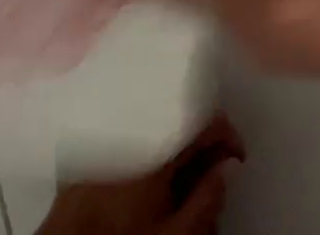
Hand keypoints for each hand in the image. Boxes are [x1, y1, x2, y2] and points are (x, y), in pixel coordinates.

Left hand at [39, 115, 244, 234]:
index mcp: (151, 149)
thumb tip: (229, 166)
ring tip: (183, 177)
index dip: (227, 135)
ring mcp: (100, 145)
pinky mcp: (81, 161)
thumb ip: (207, 200)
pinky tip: (150, 176)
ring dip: (173, 144)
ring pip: (149, 128)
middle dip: (200, 140)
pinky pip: (124, 138)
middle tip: (214, 169)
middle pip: (175, 119)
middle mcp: (125, 135)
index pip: (203, 120)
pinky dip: (145, 149)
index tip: (237, 159)